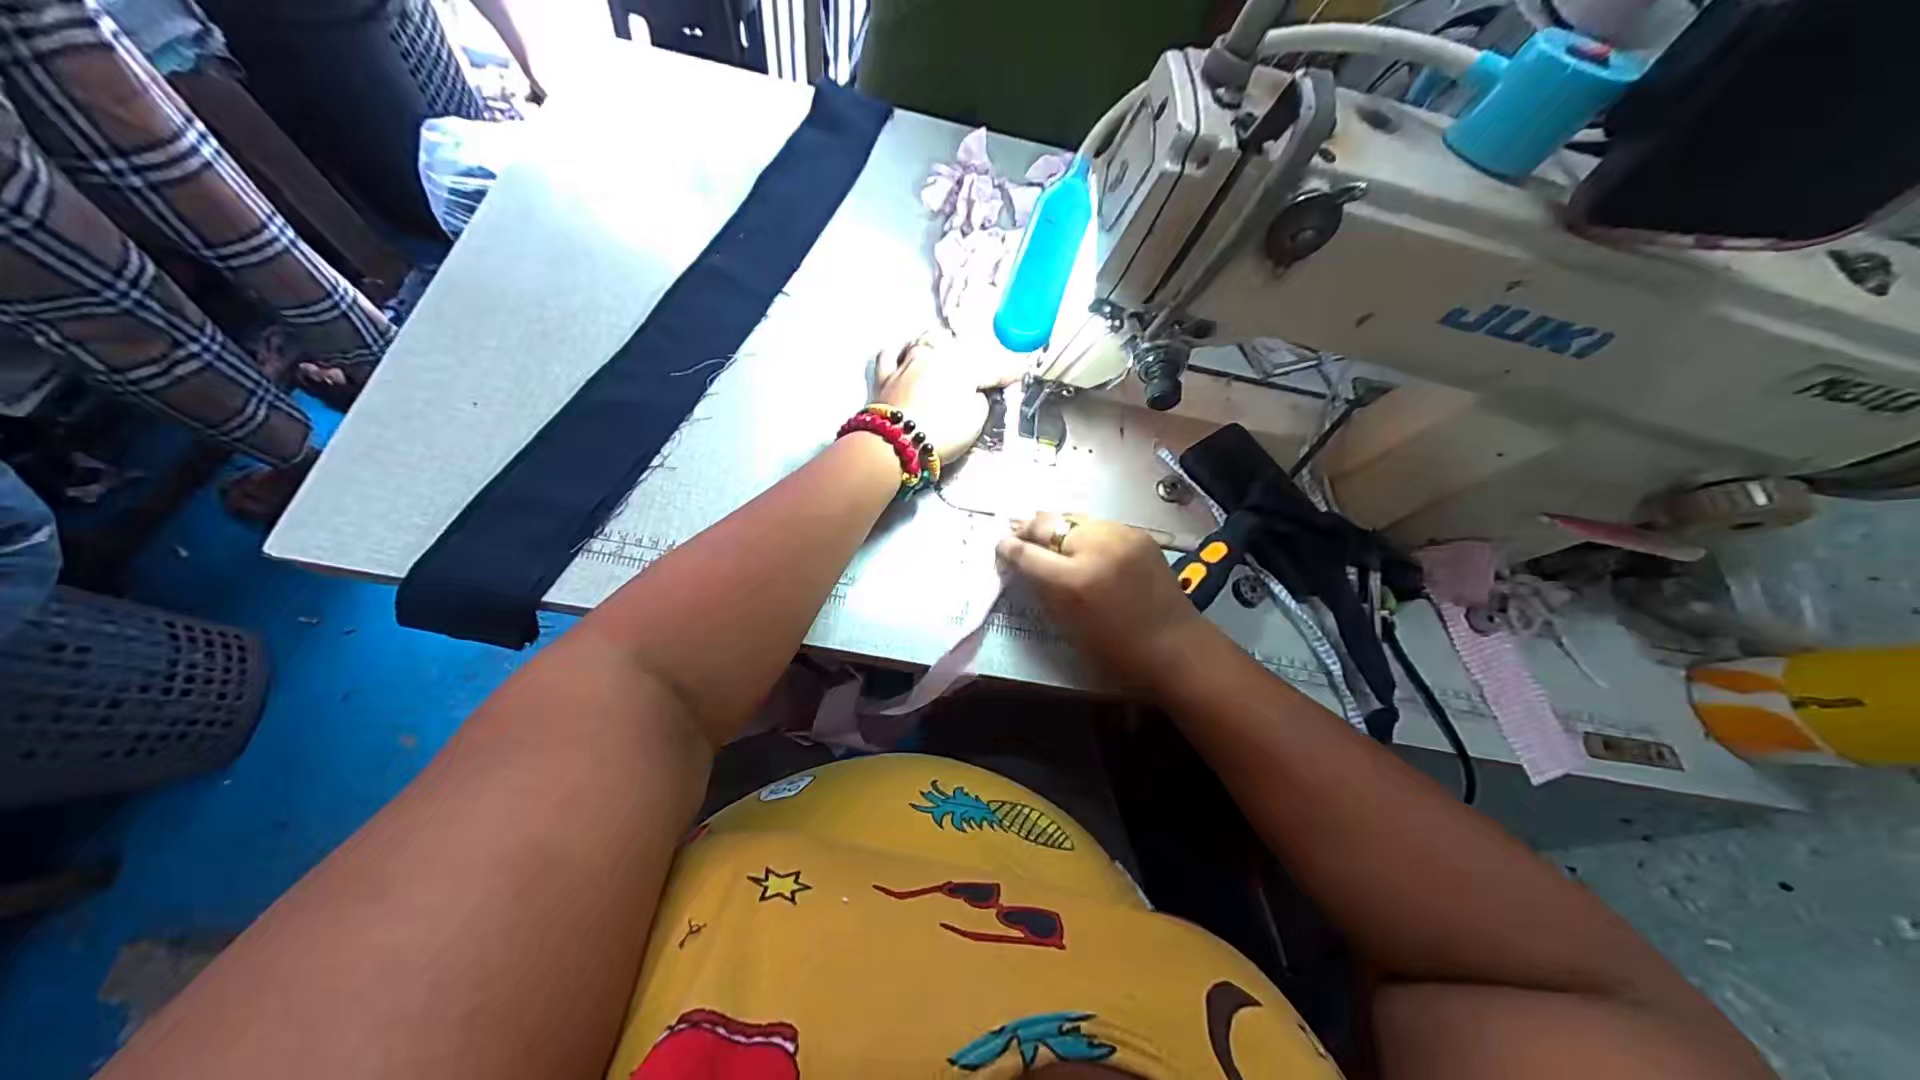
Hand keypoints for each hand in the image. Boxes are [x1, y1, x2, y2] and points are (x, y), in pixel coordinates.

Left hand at [871, 334, 1004, 464]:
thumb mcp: (975, 421)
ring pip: (921, 341)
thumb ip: (979, 401)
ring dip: (932, 344)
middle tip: (970, 365)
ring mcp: (907, 363)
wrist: (899, 443)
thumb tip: (973, 393)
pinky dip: (898, 352)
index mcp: (963, 366)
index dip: (1007, 372)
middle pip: (953, 345)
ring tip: (937, 350)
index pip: (991, 368)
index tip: (1018, 372)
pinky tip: (902, 354)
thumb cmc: (944, 432)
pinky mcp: (884, 376)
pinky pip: (889, 355)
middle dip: (964, 352)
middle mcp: (935, 356)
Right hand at [995, 512, 1208, 685]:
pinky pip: (1099, 525)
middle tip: (1018, 534)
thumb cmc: (1114, 648)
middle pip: (1047, 523)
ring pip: (1073, 517)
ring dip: (1057, 527)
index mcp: (1072, 580)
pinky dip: (1085, 532)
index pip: (1026, 552)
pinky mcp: (1137, 533)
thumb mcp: (1066, 623)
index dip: (1008, 548)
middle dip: (1027, 528)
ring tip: (1048, 536)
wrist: (1173, 645)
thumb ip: (1042, 587)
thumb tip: (1022, 562)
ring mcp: (1119, 536)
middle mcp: (1093, 548)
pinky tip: (1083, 544)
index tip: (1000, 546)